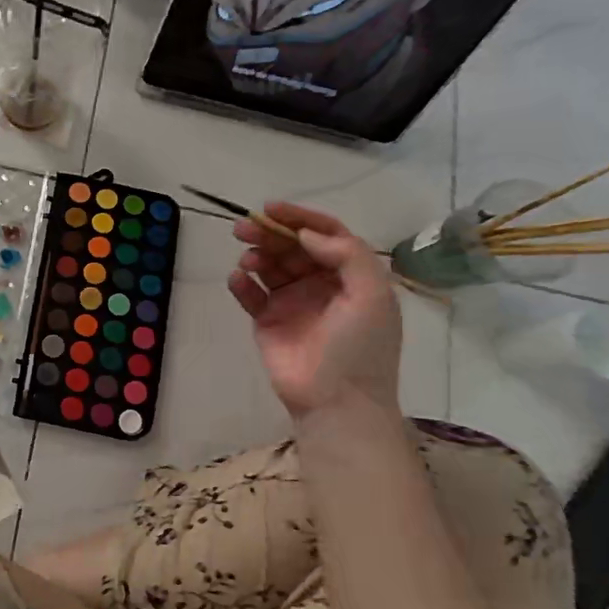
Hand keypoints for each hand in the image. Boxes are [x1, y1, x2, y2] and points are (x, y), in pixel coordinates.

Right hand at [227, 203, 402, 419]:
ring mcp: (292, 302)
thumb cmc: (360, 347)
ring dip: (257, 255)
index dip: (300, 218)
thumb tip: (306, 235)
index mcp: (350, 274)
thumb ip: (346, 255)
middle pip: (292, 247)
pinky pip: (251, 295)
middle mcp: (320, 283)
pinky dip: (242, 284)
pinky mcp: (267, 321)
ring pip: (270, 267)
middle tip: (244, 228)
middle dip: (270, 233)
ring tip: (247, 258)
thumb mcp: (371, 295)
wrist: (336, 400)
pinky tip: (238, 279)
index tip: (271, 208)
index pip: (325, 235)